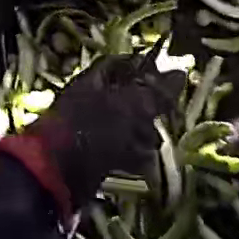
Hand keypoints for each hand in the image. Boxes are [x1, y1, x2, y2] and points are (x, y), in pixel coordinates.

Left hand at [23, 55, 183, 210]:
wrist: (56, 174)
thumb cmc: (92, 130)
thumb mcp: (128, 107)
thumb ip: (155, 92)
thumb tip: (181, 71)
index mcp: (93, 80)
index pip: (122, 64)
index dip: (146, 68)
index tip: (171, 79)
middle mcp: (89, 100)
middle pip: (125, 96)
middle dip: (149, 106)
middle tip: (171, 115)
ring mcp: (88, 129)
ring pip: (123, 125)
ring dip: (143, 133)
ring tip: (160, 142)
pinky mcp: (90, 157)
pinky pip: (117, 151)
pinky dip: (133, 155)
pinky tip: (146, 163)